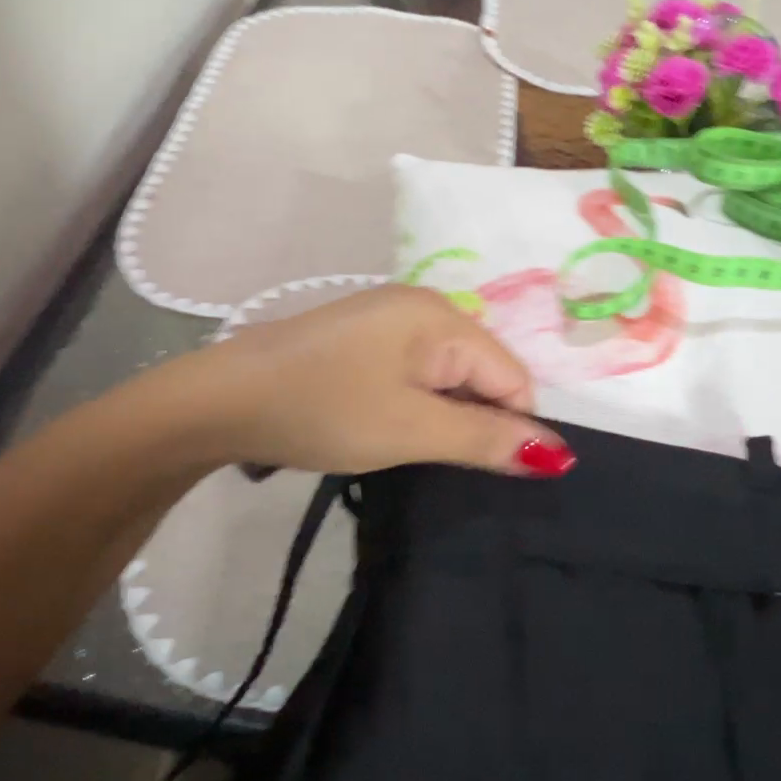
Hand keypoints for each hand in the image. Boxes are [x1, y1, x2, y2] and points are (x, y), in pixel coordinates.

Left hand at [168, 285, 574, 476]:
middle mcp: (421, 307)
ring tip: (412, 451)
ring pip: (447, 379)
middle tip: (441, 464)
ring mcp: (387, 322)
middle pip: (483, 374)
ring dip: (444, 419)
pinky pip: (414, 375)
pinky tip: (387, 431)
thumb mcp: (411, 430)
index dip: (512, 429)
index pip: (513, 377)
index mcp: (442, 316)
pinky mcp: (361, 343)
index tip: (487, 474)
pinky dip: (415, 408)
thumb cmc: (323, 410)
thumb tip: (558, 455)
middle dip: (476, 423)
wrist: (222, 401)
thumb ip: (486, 439)